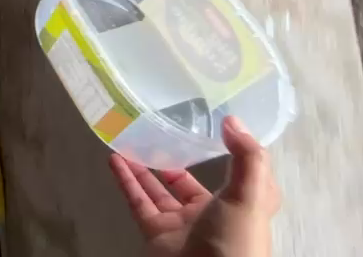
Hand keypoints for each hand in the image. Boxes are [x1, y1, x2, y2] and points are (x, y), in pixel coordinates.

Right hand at [109, 117, 279, 256]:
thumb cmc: (234, 242)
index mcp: (240, 211)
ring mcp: (180, 226)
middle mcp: (211, 218)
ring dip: (143, 166)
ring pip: (159, 190)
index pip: (238, 182)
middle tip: (153, 130)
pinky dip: (125, 180)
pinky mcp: (155, 232)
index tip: (212, 128)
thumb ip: (247, 161)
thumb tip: (233, 119)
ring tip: (126, 137)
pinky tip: (113, 157)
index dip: (228, 158)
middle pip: (189, 185)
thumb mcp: (249, 200)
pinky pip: (138, 200)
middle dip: (172, 160)